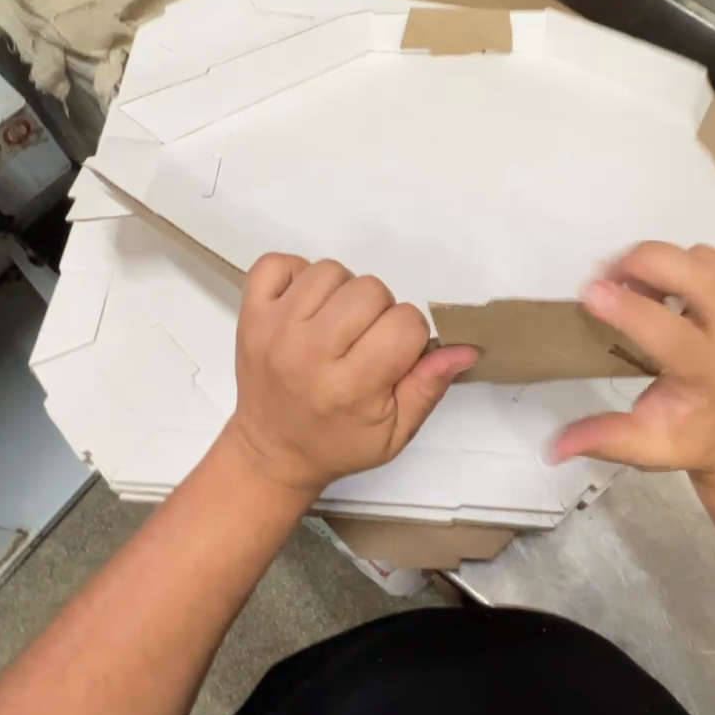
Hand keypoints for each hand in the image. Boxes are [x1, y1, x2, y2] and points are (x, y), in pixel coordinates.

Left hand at [224, 254, 478, 496]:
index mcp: (348, 386)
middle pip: (370, 289)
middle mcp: (308, 352)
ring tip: (338, 324)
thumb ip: (429, 387)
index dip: (411, 336)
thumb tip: (465, 348)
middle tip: (367, 340)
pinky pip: (278, 262)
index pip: (404, 325)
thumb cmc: (339, 444)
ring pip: (331, 271)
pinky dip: (297, 274)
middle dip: (381, 311)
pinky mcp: (250, 314)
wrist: (272, 452)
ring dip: (344, 292)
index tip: (396, 356)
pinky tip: (307, 305)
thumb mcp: (395, 432)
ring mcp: (273, 329)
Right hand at [551, 242, 714, 478]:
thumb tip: (553, 448)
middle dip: (644, 264)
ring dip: (658, 261)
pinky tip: (659, 284)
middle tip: (606, 279)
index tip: (590, 291)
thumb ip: (602, 440)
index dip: (630, 309)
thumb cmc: (691, 436)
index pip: (672, 335)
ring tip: (631, 286)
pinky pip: (710, 257)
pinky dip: (678, 260)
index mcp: (711, 377)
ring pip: (701, 259)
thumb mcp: (646, 448)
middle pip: (697, 276)